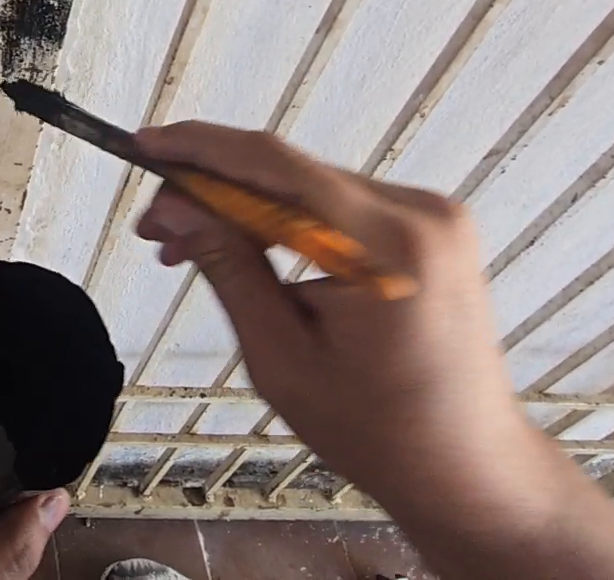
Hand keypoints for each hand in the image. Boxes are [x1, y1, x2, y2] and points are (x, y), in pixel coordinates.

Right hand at [132, 124, 613, 579]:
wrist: (471, 469)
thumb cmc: (375, 430)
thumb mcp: (279, 354)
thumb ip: (226, 265)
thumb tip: (171, 205)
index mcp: (386, 246)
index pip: (272, 164)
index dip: (198, 146)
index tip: (142, 144)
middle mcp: (417, 210)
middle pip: (283, 171)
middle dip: (207, 188)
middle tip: (153, 224)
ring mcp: (427, 212)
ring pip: (300, 184)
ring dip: (237, 205)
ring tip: (184, 242)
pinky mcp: (422, 223)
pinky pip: (327, 201)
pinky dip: (276, 216)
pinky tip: (240, 243)